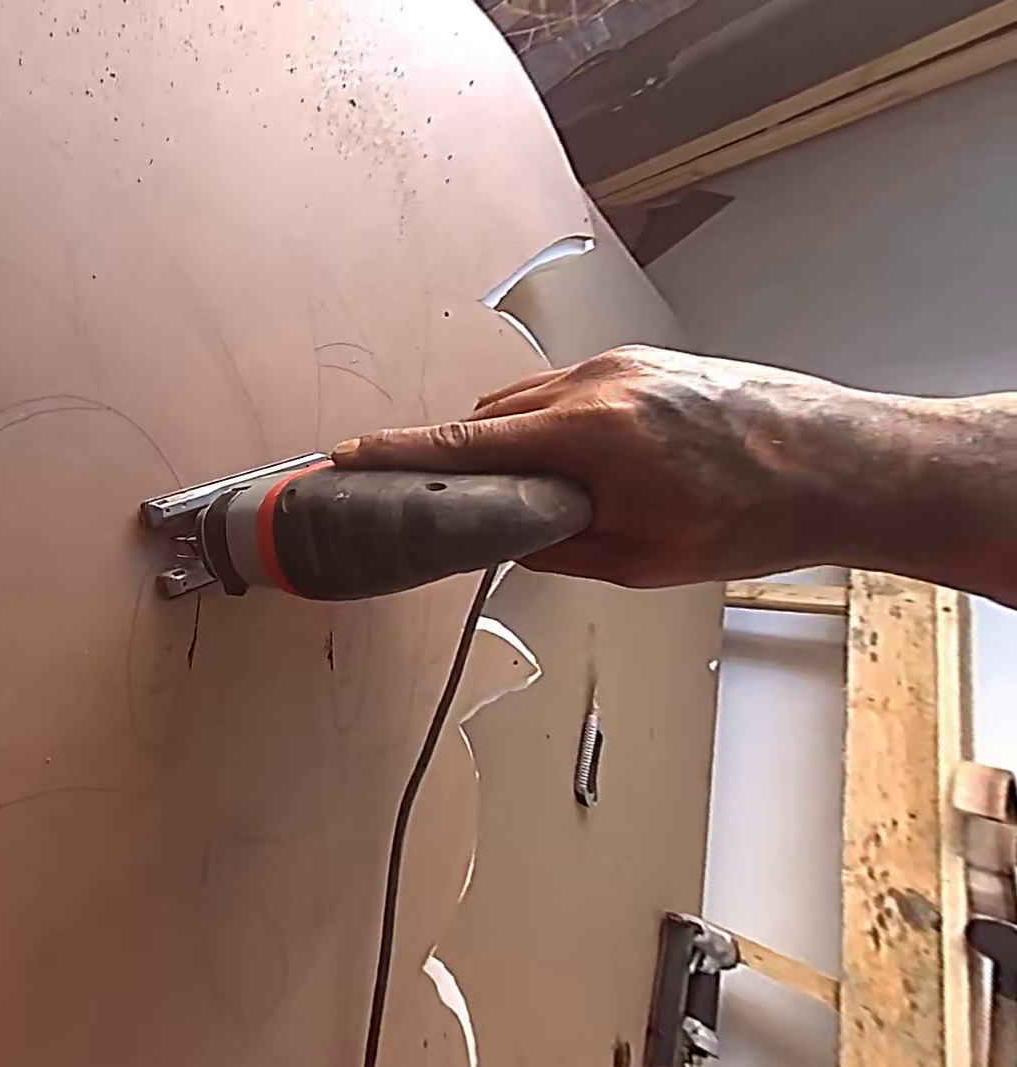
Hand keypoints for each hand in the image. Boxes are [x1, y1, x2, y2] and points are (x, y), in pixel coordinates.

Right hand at [330, 346, 896, 586]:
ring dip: (496, 434)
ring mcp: (619, 365)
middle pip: (482, 417)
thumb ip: (552, 545)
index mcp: (590, 434)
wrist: (864, 465)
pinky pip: (552, 386)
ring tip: (511, 475)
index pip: (462, 442)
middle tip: (440, 488)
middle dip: (452, 451)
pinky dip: (533, 417)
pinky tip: (552, 448)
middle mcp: (597, 385)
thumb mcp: (638, 558)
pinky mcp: (637, 360)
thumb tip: (504, 536)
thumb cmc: (762, 516)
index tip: (350, 451)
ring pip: (515, 399)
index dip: (396, 449)